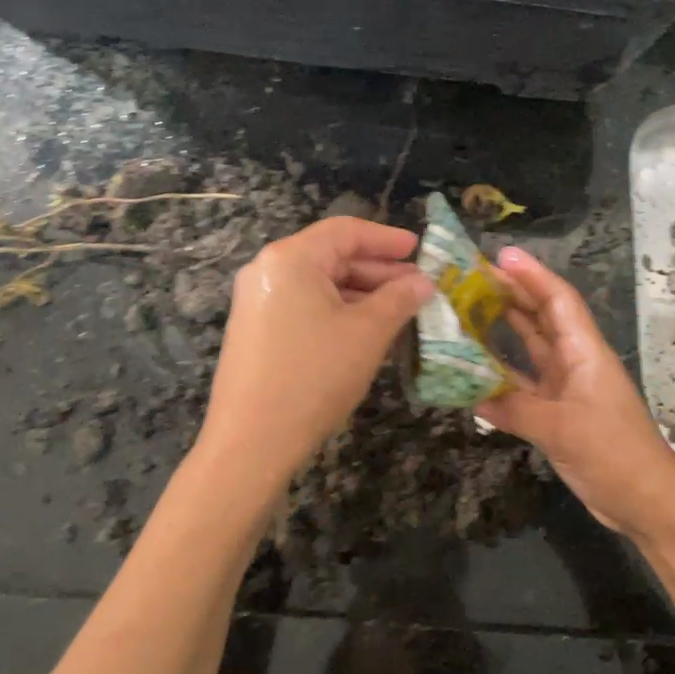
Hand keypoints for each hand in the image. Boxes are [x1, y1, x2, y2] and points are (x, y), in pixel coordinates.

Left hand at [198, 217, 433, 484]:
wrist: (251, 442)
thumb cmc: (314, 376)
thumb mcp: (367, 333)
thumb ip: (399, 299)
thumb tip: (423, 282)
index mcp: (291, 258)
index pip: (345, 231)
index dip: (386, 239)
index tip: (419, 249)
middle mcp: (268, 270)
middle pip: (331, 256)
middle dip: (377, 270)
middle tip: (416, 285)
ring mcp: (257, 301)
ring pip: (319, 284)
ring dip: (361, 293)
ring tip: (399, 310)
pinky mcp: (255, 330)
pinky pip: (304, 306)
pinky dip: (338, 311)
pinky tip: (366, 331)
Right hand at [477, 247, 674, 536]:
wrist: (647, 502)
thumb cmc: (614, 454)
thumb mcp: (562, 428)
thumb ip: (516, 408)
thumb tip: (471, 394)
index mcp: (585, 352)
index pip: (558, 300)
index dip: (532, 275)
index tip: (500, 255)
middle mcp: (575, 362)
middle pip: (542, 317)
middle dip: (512, 294)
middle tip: (471, 278)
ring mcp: (567, 389)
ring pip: (532, 349)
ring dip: (504, 330)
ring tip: (468, 311)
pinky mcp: (559, 415)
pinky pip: (525, 386)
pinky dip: (502, 377)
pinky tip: (474, 373)